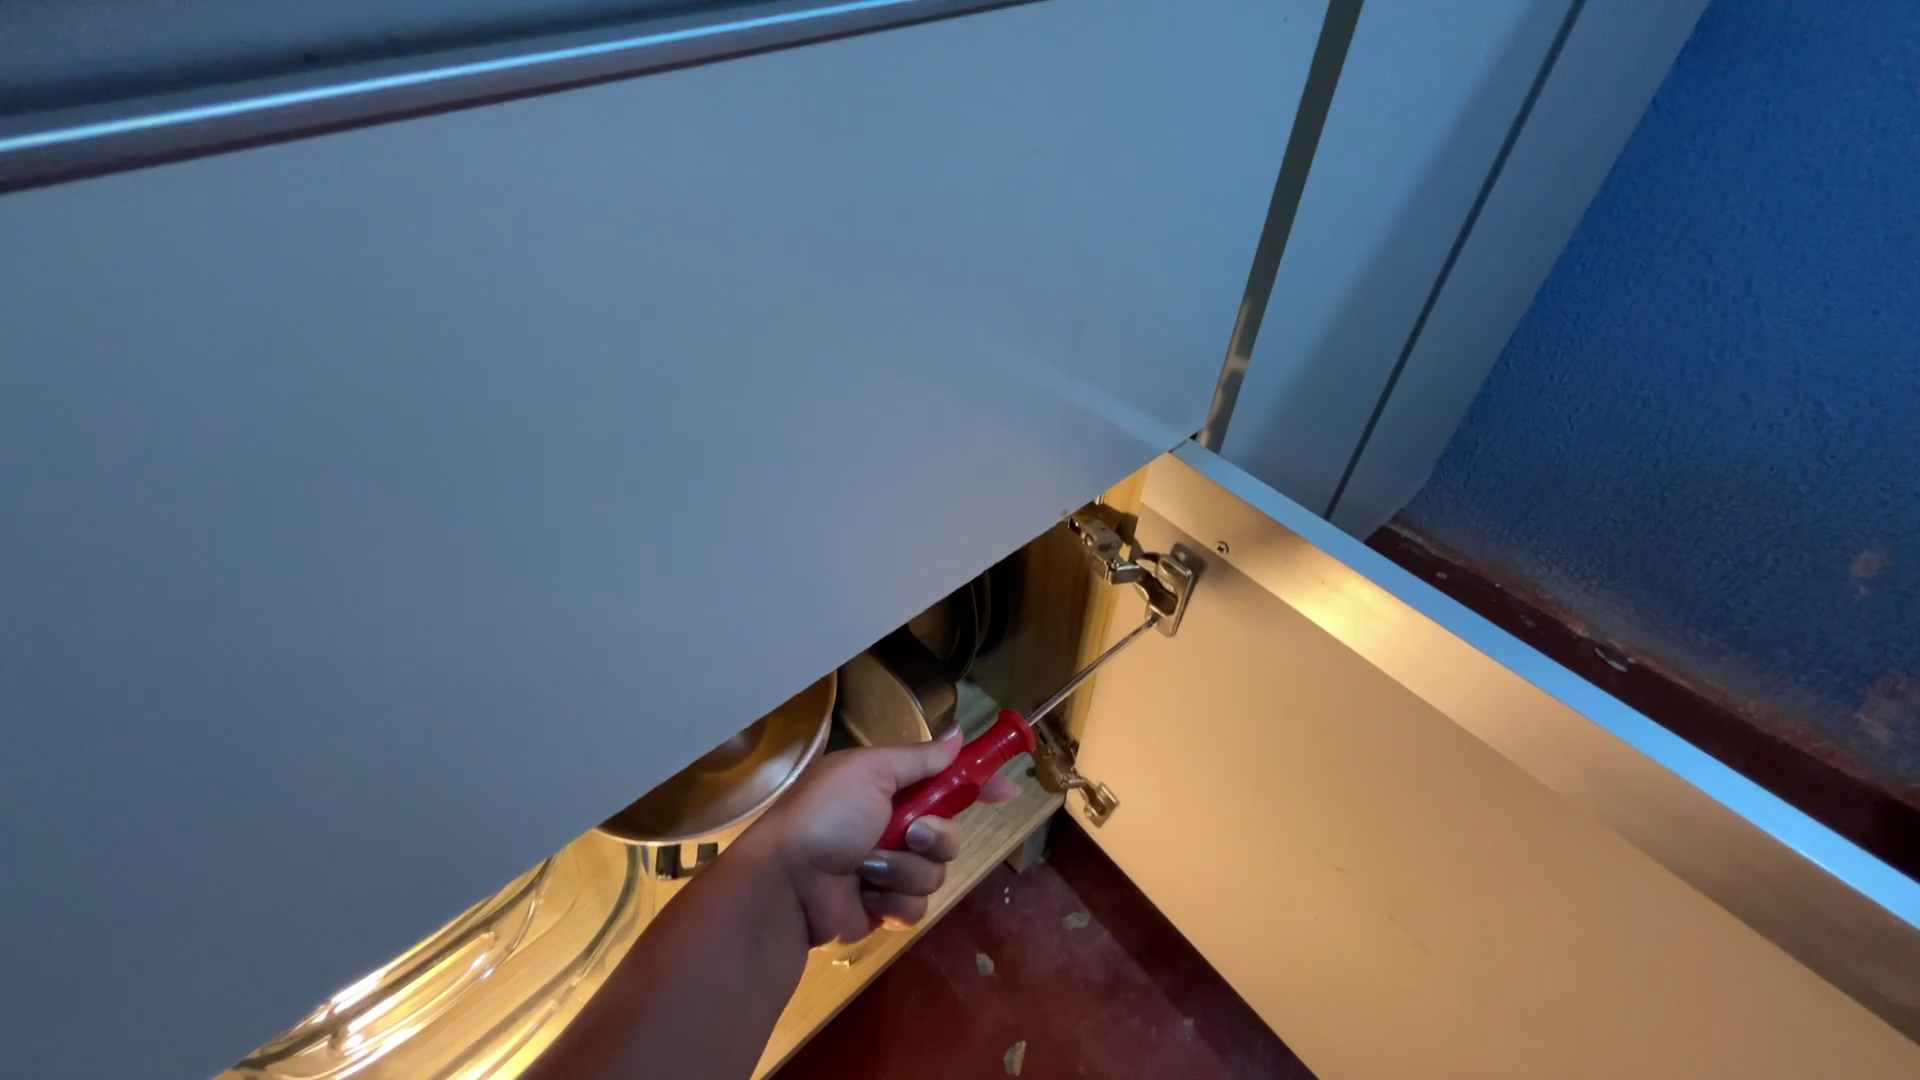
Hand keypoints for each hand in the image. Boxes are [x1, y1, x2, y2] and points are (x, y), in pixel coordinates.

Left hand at [736, 728, 1021, 946]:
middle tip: (910, 833)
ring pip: (935, 872)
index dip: (978, 784)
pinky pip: (916, 906)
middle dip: (935, 836)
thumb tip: (959, 732)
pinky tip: (866, 896)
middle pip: (949, 831)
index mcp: (889, 788)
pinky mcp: (883, 909)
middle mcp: (893, 825)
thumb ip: (920, 758)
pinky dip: (893, 901)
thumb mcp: (872, 771)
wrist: (786, 884)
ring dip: (905, 870)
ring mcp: (889, 869)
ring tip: (869, 868)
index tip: (1007, 789)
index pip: (945, 781)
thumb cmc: (826, 816)